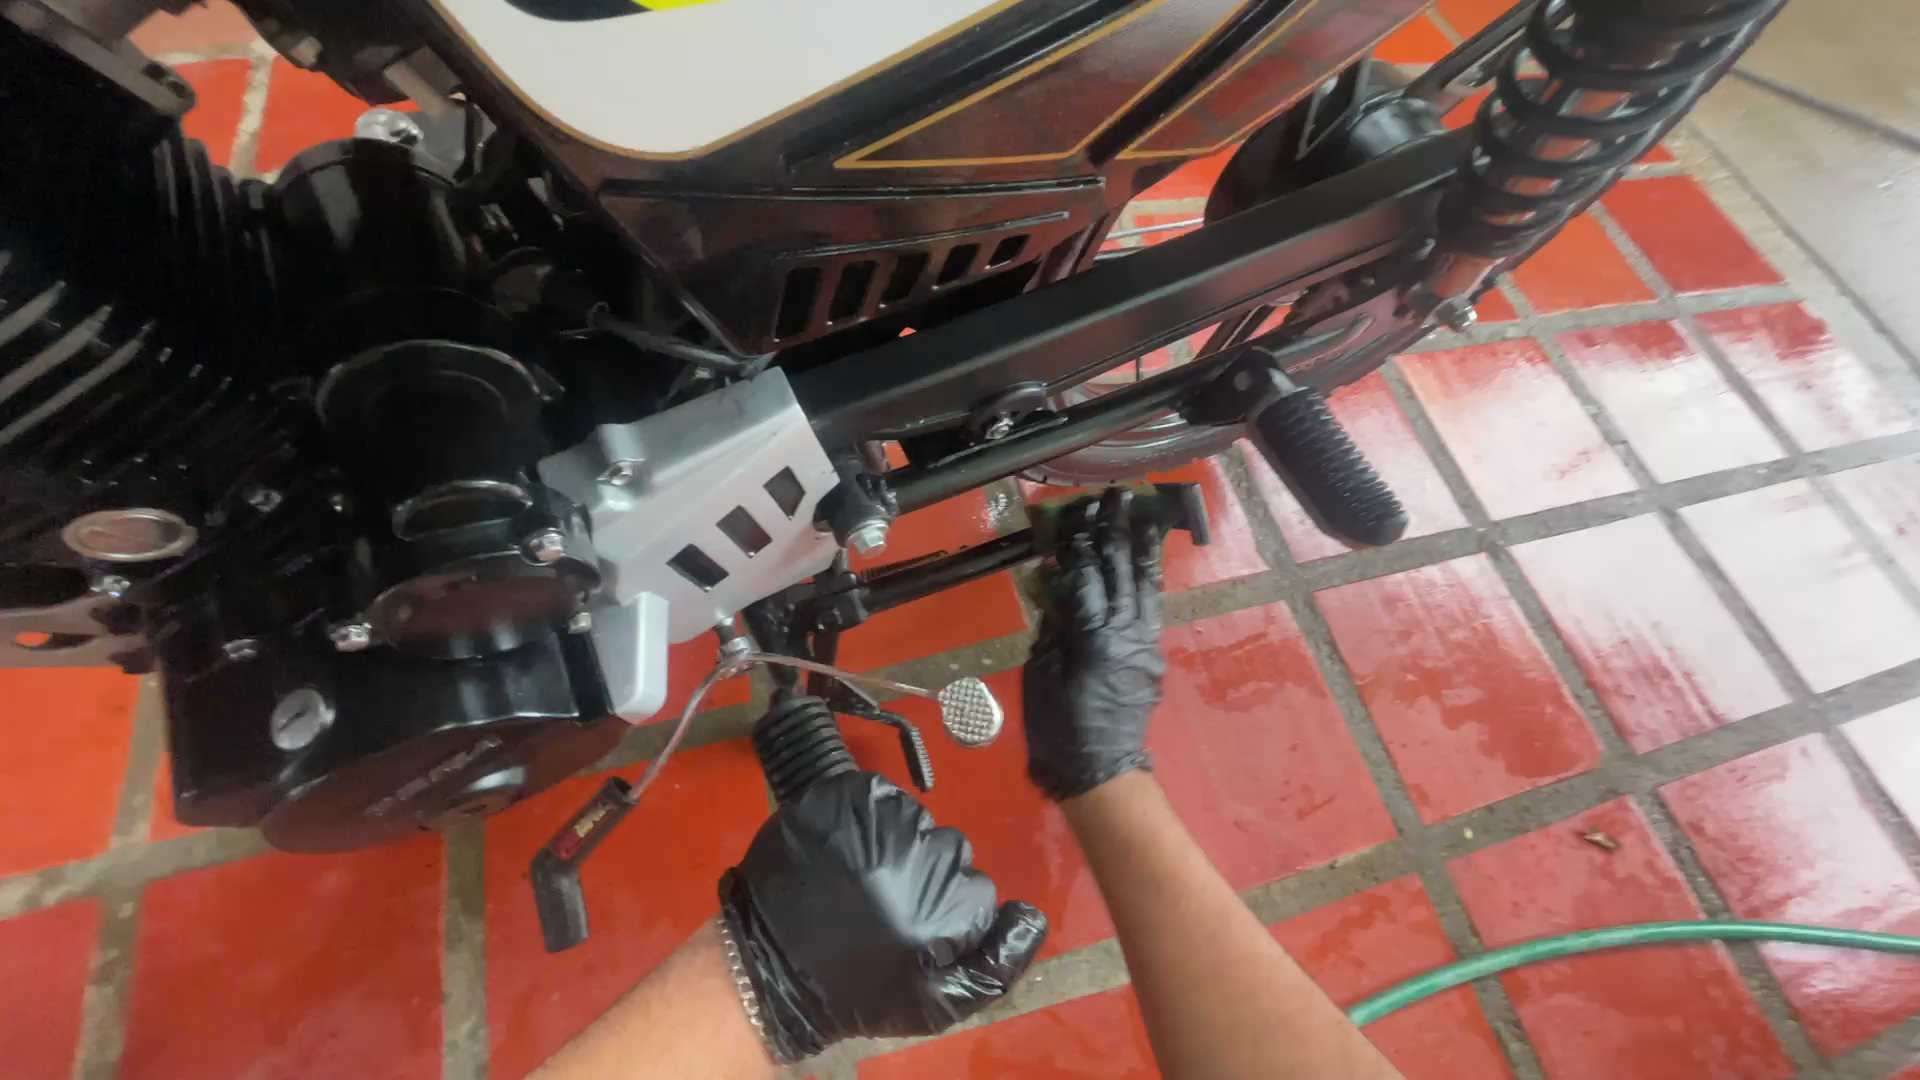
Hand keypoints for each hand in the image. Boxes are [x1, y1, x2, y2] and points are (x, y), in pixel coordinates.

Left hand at [717, 770, 1047, 1062]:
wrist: (769, 968)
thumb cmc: (858, 992)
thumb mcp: (936, 1004)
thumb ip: (997, 966)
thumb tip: (1032, 914)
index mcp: (940, 907)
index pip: (976, 887)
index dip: (949, 909)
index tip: (915, 928)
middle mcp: (913, 855)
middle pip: (949, 848)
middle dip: (927, 872)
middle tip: (887, 901)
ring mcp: (874, 818)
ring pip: (916, 819)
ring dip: (899, 841)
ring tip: (863, 876)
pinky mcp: (842, 795)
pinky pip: (878, 793)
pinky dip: (870, 814)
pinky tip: (848, 847)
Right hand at [1022, 486, 1166, 800]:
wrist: (1100, 770)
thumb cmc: (1058, 727)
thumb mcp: (1041, 673)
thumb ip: (1054, 626)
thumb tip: (1059, 584)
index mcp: (1094, 638)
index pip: (1087, 576)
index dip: (1081, 542)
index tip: (1080, 511)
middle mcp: (1127, 634)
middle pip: (1122, 572)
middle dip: (1117, 532)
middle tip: (1117, 497)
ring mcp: (1146, 644)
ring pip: (1146, 586)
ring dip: (1142, 548)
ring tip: (1143, 515)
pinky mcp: (1152, 656)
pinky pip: (1150, 608)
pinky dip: (1147, 580)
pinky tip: (1144, 561)